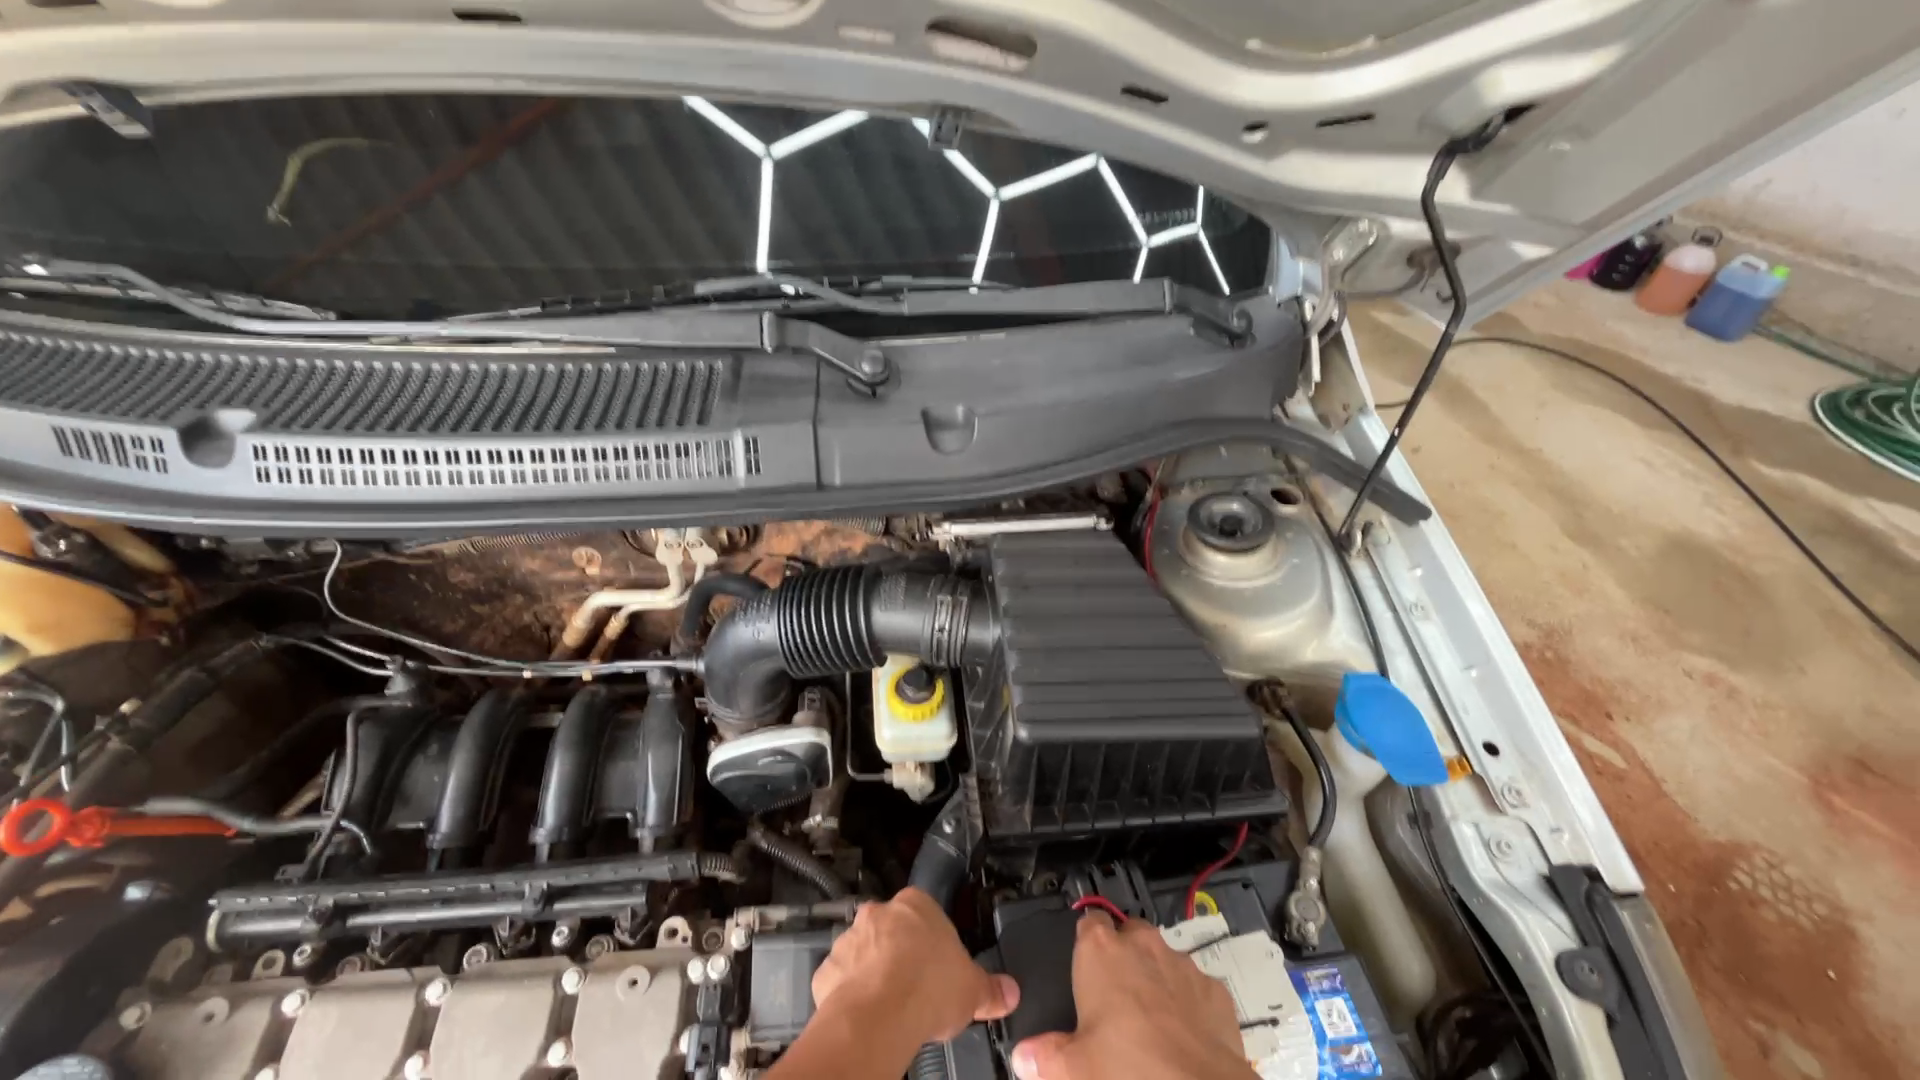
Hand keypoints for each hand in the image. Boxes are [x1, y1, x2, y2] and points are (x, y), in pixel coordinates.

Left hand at [811, 888, 1020, 1045]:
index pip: (926, 910)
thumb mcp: (973, 988)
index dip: (933, 937)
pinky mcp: (827, 971)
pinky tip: (870, 1015)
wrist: (878, 1018)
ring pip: (865, 952)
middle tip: (919, 984)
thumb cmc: (925, 989)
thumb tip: (1008, 992)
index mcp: (917, 905)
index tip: (939, 959)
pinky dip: (852, 994)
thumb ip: (992, 988)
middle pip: (893, 929)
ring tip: (894, 1005)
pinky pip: (841, 980)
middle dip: (902, 953)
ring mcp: (849, 940)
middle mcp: (879, 914)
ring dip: (875, 972)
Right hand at [1011, 912, 1255, 1079]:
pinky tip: (1180, 1035)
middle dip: (1121, 958)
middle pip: (1127, 934)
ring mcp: (1183, 964)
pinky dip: (1187, 1003)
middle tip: (1112, 1000)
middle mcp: (1142, 945)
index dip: (1084, 942)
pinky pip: (1194, 986)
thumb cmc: (1129, 1068)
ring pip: (1162, 958)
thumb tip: (1027, 1056)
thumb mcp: (1070, 1066)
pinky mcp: (1215, 990)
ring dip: (1154, 978)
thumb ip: (1044, 1053)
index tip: (1082, 965)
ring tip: (1147, 1022)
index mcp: (1100, 951)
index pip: (1087, 921)